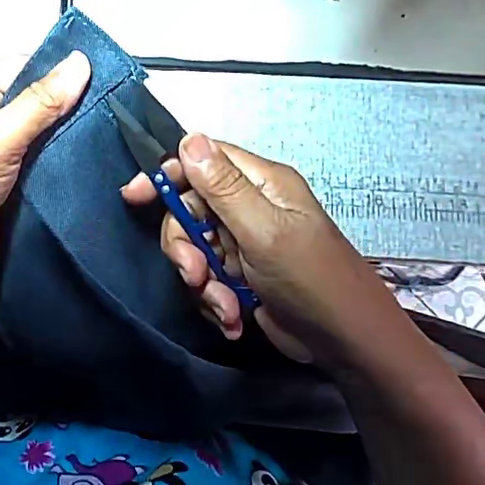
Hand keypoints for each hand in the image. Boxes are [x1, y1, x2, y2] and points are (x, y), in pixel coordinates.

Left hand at [0, 52, 91, 285]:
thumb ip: (40, 102)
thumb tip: (81, 62)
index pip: (21, 65)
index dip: (59, 72)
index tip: (103, 80)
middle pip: (31, 92)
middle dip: (66, 102)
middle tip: (110, 108)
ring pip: (38, 122)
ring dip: (64, 128)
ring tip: (105, 129)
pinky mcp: (2, 166)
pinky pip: (36, 148)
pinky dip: (57, 149)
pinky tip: (84, 150)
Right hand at [121, 133, 411, 367]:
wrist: (348, 346)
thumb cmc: (312, 281)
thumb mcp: (264, 230)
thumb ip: (222, 187)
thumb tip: (190, 138)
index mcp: (260, 184)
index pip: (202, 161)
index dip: (167, 175)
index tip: (135, 196)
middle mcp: (249, 207)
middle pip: (188, 209)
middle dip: (185, 245)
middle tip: (194, 274)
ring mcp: (243, 242)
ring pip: (193, 247)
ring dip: (201, 280)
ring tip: (224, 306)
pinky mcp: (240, 274)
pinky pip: (205, 276)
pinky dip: (212, 298)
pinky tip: (232, 316)